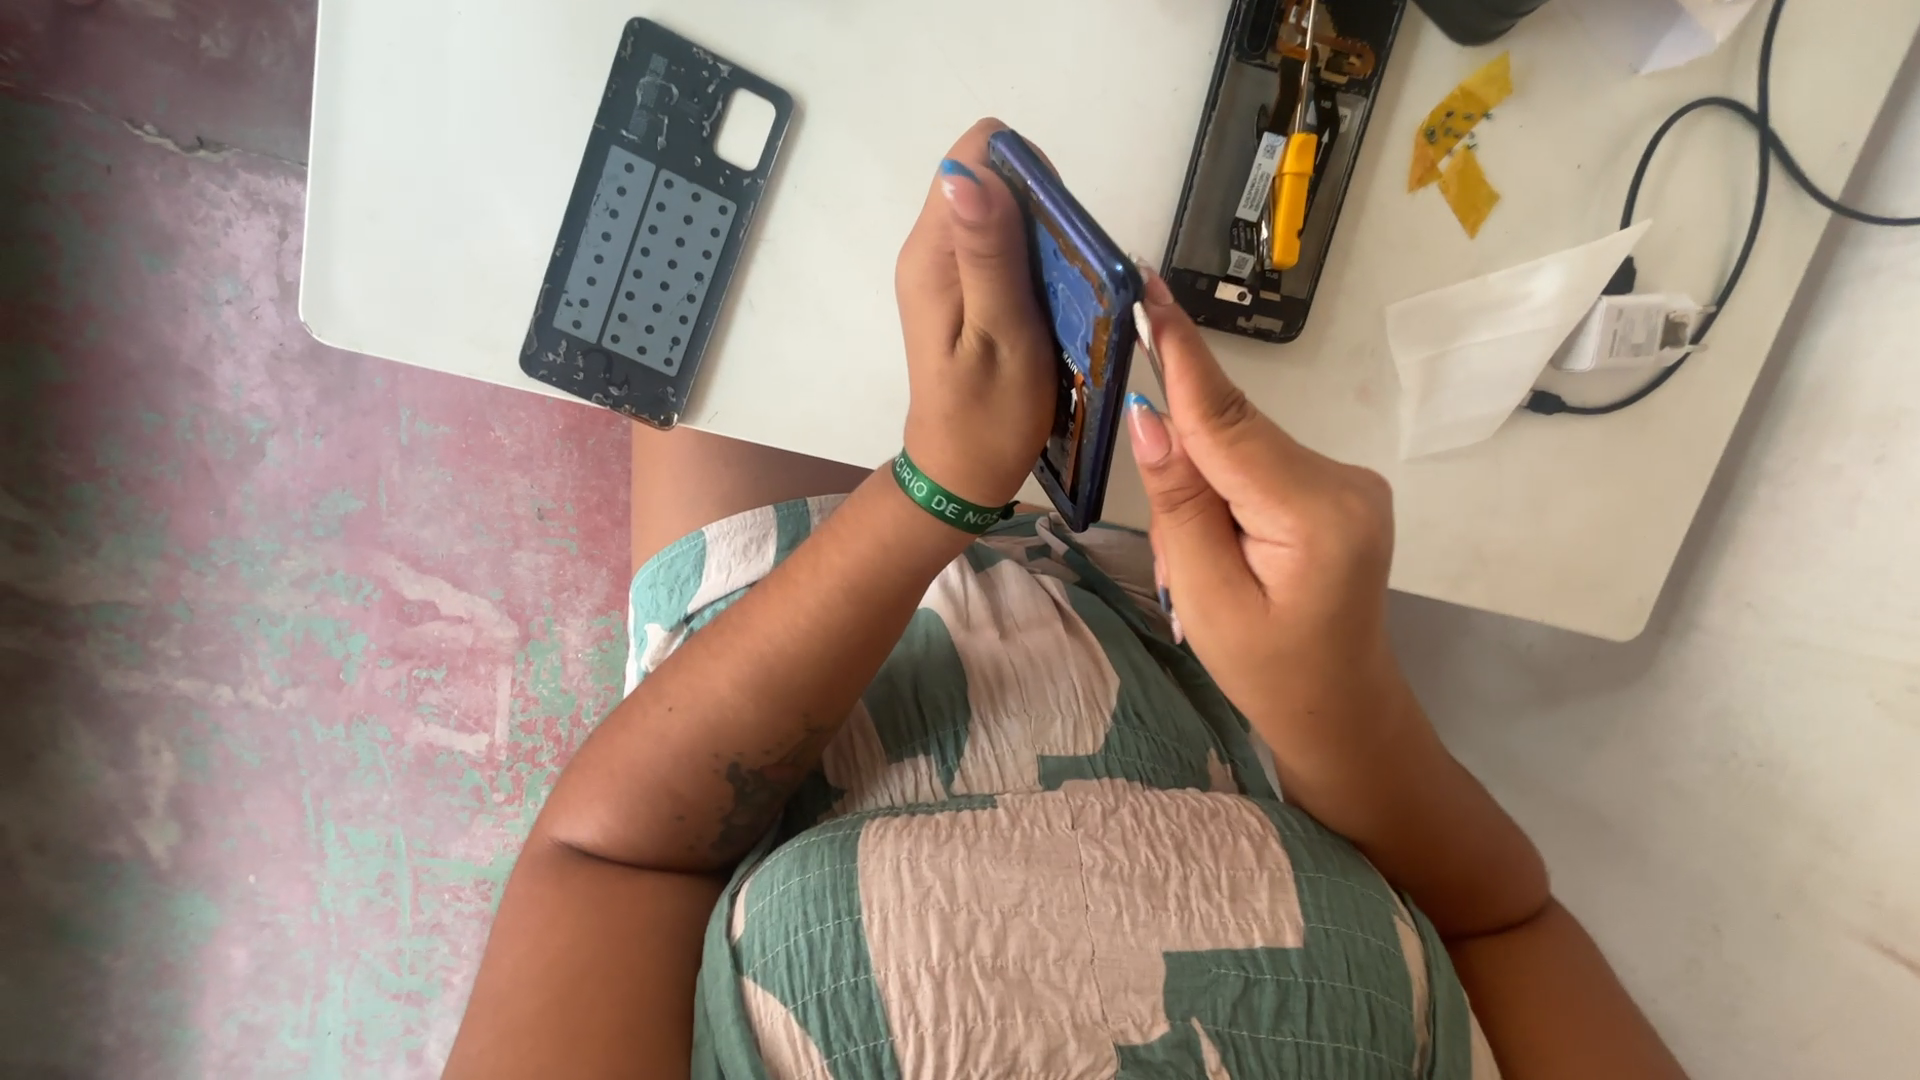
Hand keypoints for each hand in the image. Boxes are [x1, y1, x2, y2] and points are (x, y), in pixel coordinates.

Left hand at [894, 120, 1055, 508]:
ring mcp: (943, 273)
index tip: (1055, 234)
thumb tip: (967, 174)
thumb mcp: (1000, 334)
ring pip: (1000, 214)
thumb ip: (989, 254)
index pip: (974, 156)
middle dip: (1037, 211)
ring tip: (1054, 298)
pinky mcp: (960, 293)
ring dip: (1039, 241)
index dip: (1025, 174)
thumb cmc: (989, 416)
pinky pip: (1000, 250)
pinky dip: (1031, 265)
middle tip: (1058, 279)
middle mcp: (929, 251)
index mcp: (932, 255)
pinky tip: (1043, 307)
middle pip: (989, 180)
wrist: (962, 471)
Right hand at [1127, 269, 1412, 761]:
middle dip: (1182, 466)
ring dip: (1200, 490)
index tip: (1149, 289)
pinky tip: (1225, 551)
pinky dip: (1221, 494)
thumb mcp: (1206, 596)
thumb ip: (1180, 503)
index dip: (1181, 355)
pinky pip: (1257, 467)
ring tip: (1205, 573)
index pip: (1227, 421)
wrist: (1340, 709)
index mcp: (1314, 512)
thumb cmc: (1267, 671)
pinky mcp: (1334, 488)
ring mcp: (1345, 480)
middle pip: (1233, 434)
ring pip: (1241, 450)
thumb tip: (1149, 417)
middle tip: (1181, 552)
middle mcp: (1342, 479)